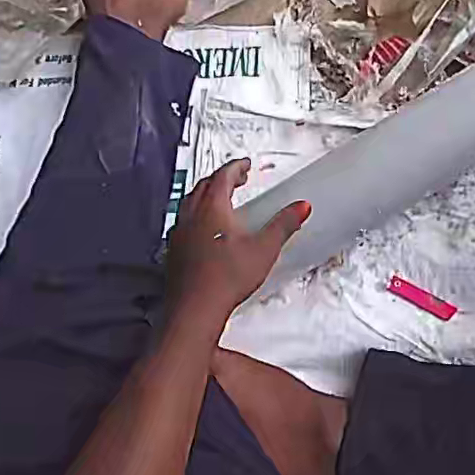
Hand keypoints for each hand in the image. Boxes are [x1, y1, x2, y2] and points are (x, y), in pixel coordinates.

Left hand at [165, 159, 309, 325]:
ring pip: (190, 203)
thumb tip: (301, 207)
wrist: (195, 308)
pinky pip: (183, 223)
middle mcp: (191, 216)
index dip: (236, 167)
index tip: (245, 165)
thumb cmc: (225, 279)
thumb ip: (284, 224)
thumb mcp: (265, 249)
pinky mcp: (174, 252)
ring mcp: (179, 234)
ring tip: (221, 201)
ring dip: (206, 195)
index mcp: (213, 208)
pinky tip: (203, 230)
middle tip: (237, 179)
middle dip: (222, 178)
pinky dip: (196, 216)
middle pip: (205, 186)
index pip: (223, 176)